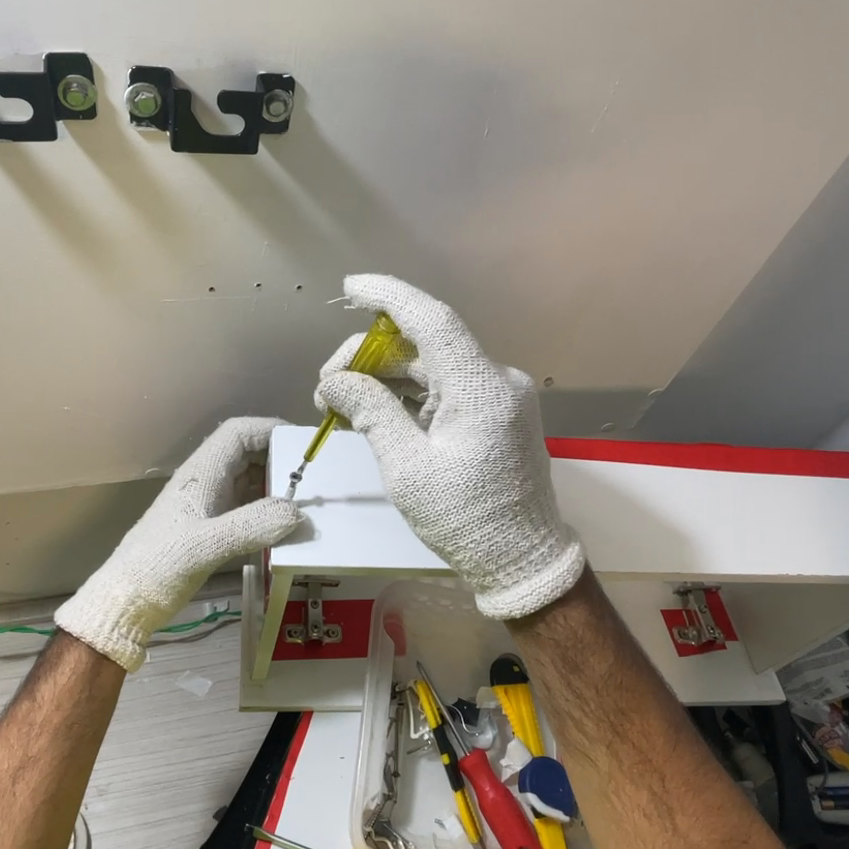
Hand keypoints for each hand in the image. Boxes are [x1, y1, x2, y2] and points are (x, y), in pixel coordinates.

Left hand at [55, 417, 300, 670]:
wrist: (125, 604)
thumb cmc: (157, 567)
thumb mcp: (204, 546)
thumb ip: (250, 526)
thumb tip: (297, 511)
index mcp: (200, 474)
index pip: (237, 433)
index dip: (270, 430)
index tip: (303, 444)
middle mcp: (205, 483)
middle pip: (247, 453)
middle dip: (279, 458)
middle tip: (312, 478)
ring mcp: (208, 506)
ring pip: (248, 481)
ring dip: (275, 486)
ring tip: (305, 501)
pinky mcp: (210, 529)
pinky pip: (246, 508)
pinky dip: (267, 511)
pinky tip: (284, 527)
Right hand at [315, 275, 584, 618]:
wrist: (522, 560)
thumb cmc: (465, 519)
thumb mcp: (407, 469)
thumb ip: (371, 413)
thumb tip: (335, 382)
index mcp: (480, 389)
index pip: (433, 320)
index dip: (389, 296)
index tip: (350, 288)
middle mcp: (497, 380)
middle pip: (426, 344)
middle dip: (370, 355)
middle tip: (326, 384)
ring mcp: (500, 395)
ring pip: (433, 365)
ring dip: (386, 375)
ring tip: (339, 399)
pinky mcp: (497, 412)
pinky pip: (447, 386)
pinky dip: (409, 393)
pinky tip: (373, 406)